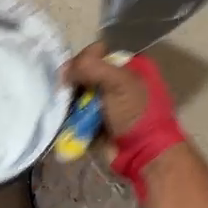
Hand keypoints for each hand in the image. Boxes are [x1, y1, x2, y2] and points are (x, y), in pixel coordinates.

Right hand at [61, 44, 184, 199]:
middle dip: (73, 80)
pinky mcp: (97, 121)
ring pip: (78, 92)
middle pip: (85, 73)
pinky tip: (64, 115)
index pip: (97, 53)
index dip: (82, 59)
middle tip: (64, 89)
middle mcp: (118, 82)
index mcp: (131, 67)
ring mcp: (107, 103)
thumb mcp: (119, 83)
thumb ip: (92, 67)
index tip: (72, 71)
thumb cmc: (137, 114)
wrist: (144, 154)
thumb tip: (63, 70)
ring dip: (69, 99)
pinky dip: (69, 113)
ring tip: (63, 104)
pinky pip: (77, 112)